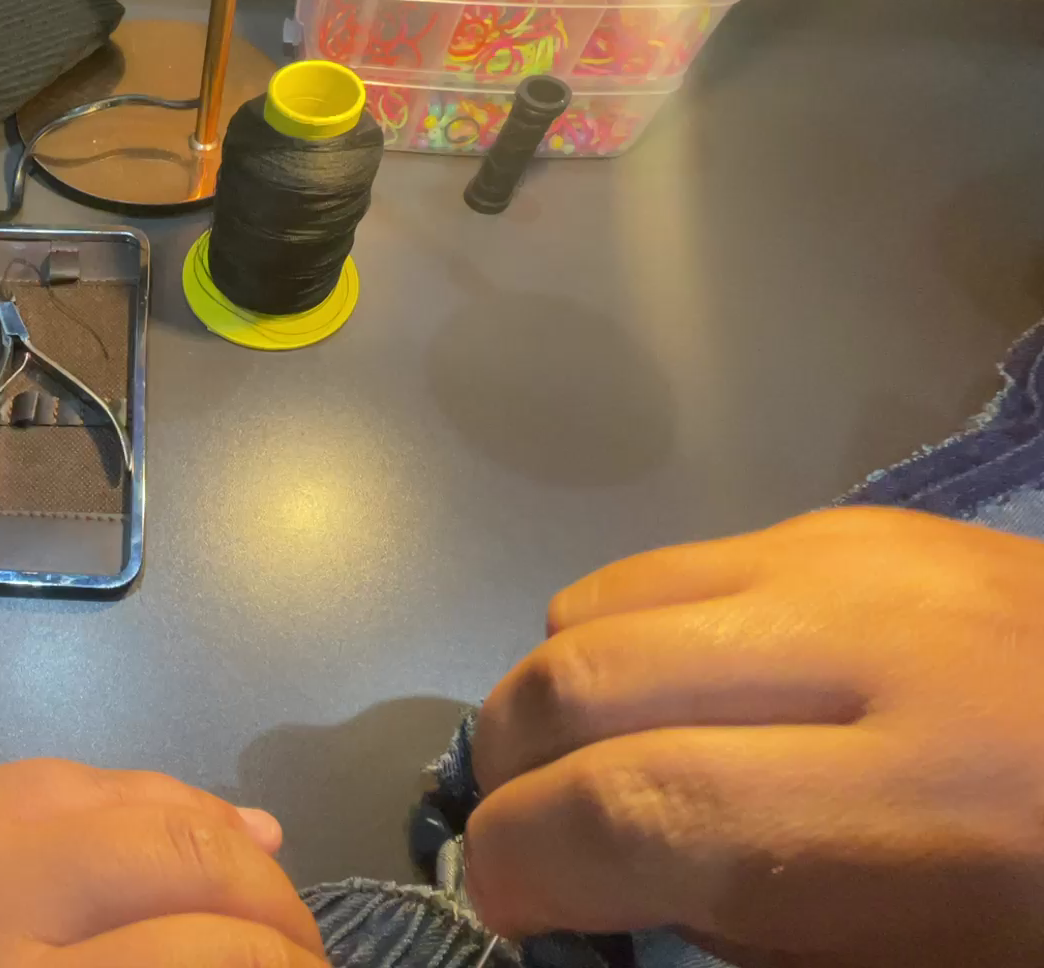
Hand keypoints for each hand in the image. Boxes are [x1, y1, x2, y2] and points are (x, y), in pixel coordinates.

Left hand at [0, 759, 326, 967]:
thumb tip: (266, 958)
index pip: (190, 952)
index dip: (276, 963)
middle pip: (172, 851)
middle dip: (266, 894)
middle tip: (306, 942)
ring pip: (138, 791)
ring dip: (221, 835)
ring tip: (269, 883)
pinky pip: (86, 776)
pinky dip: (155, 803)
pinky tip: (199, 829)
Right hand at [466, 507, 1043, 966]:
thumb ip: (737, 933)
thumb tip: (574, 888)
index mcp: (949, 811)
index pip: (639, 808)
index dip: (524, 855)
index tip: (502, 894)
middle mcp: (877, 645)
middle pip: (578, 681)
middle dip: (506, 761)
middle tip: (520, 819)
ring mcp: (840, 560)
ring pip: (581, 613)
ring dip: (546, 698)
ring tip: (584, 750)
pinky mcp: (825, 525)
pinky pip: (636, 576)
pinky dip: (602, 642)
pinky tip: (662, 688)